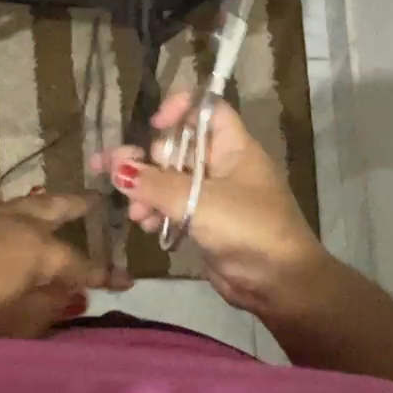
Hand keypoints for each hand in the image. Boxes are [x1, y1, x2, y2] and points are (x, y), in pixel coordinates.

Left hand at [0, 192, 107, 339]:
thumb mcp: (12, 325)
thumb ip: (47, 307)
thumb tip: (71, 293)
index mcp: (36, 249)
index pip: (82, 263)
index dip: (105, 274)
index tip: (127, 281)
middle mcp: (15, 222)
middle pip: (57, 209)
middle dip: (82, 210)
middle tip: (101, 207)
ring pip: (27, 201)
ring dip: (49, 205)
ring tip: (63, 207)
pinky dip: (14, 208)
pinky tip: (11, 215)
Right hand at [92, 91, 329, 314]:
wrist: (278, 283)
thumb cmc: (248, 229)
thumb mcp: (199, 202)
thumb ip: (155, 185)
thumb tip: (117, 169)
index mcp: (234, 148)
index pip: (206, 110)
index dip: (180, 109)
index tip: (154, 125)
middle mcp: (222, 166)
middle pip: (176, 147)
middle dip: (145, 159)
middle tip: (114, 171)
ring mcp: (212, 196)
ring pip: (168, 180)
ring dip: (145, 191)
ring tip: (133, 210)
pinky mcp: (203, 223)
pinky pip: (171, 207)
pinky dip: (155, 212)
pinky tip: (143, 224)